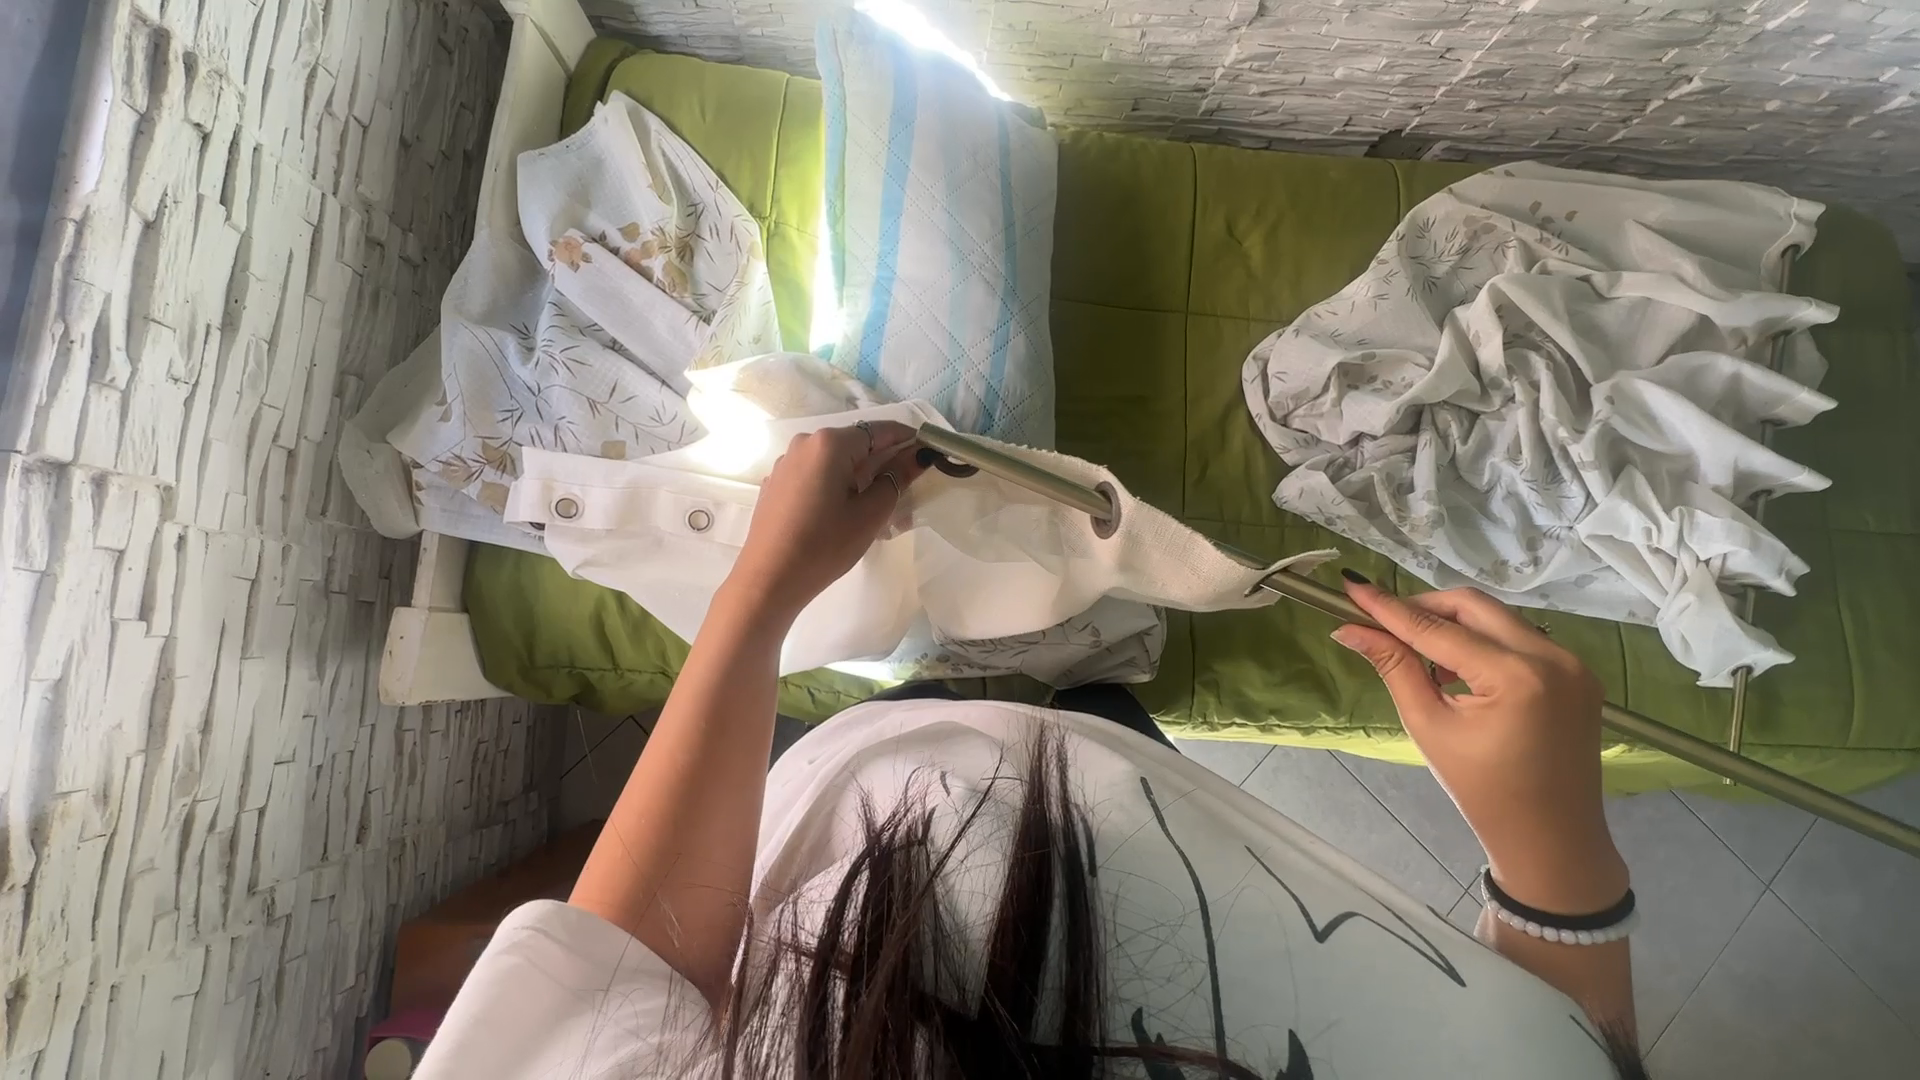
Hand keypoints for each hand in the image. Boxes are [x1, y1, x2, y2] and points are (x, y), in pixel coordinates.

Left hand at [723, 421, 926, 622]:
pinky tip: (843, 514)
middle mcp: (805, 443)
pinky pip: (816, 475)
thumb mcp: (870, 514)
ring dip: (859, 476)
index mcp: (830, 444)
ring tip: (876, 508)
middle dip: (883, 462)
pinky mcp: (776, 483)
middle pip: (855, 444)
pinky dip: (836, 485)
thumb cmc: (825, 546)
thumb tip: (918, 455)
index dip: (907, 438)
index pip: (879, 430)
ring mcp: (786, 463)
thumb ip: (897, 478)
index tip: (927, 453)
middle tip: (906, 490)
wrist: (769, 579)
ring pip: (835, 461)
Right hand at [1332, 580, 1627, 916]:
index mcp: (1515, 677)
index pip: (1436, 628)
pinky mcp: (1577, 671)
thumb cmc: (1480, 788)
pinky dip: (1479, 637)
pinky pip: (1516, 635)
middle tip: (1380, 621)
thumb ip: (1393, 666)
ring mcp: (1572, 662)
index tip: (1351, 585)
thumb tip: (1349, 628)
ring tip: (1416, 651)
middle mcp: (1552, 657)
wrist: (1552, 836)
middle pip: (1470, 605)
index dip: (1388, 607)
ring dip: (1450, 621)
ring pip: (1494, 615)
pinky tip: (1454, 667)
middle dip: (1421, 606)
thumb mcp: (1427, 724)